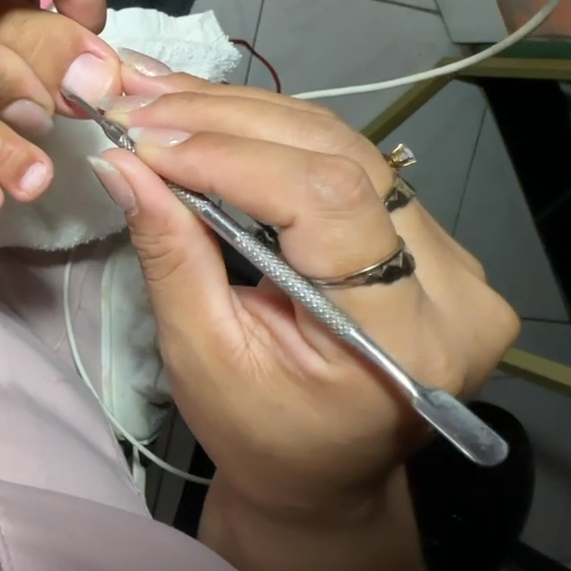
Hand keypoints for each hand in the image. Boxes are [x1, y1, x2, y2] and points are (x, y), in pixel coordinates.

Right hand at [86, 73, 518, 522]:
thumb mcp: (199, 352)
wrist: (321, 473)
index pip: (325, 202)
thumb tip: (118, 163)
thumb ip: (169, 252)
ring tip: (154, 97)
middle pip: (336, 154)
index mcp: (406, 334)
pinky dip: (259, 130)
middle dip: (221, 120)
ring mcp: (449, 251)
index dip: (227, 158)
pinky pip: (338, 157)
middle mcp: (452, 281)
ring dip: (235, 112)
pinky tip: (200, 110)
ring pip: (337, 141)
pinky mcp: (422, 233)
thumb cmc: (257, 432)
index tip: (141, 141)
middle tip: (133, 103)